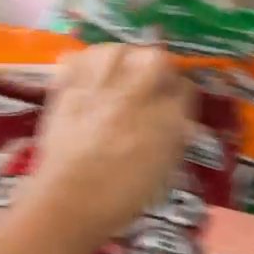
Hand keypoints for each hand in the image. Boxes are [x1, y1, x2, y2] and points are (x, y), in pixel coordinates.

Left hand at [26, 44, 193, 245]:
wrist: (68, 203)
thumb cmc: (119, 199)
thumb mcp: (161, 174)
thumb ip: (172, 139)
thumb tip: (177, 120)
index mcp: (164, 122)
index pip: (184, 89)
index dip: (181, 91)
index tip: (175, 96)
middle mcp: (134, 98)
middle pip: (155, 59)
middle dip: (159, 65)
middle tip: (152, 76)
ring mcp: (98, 90)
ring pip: (118, 51)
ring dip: (123, 56)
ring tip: (121, 65)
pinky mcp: (68, 89)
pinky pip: (80, 58)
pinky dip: (88, 59)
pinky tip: (92, 69)